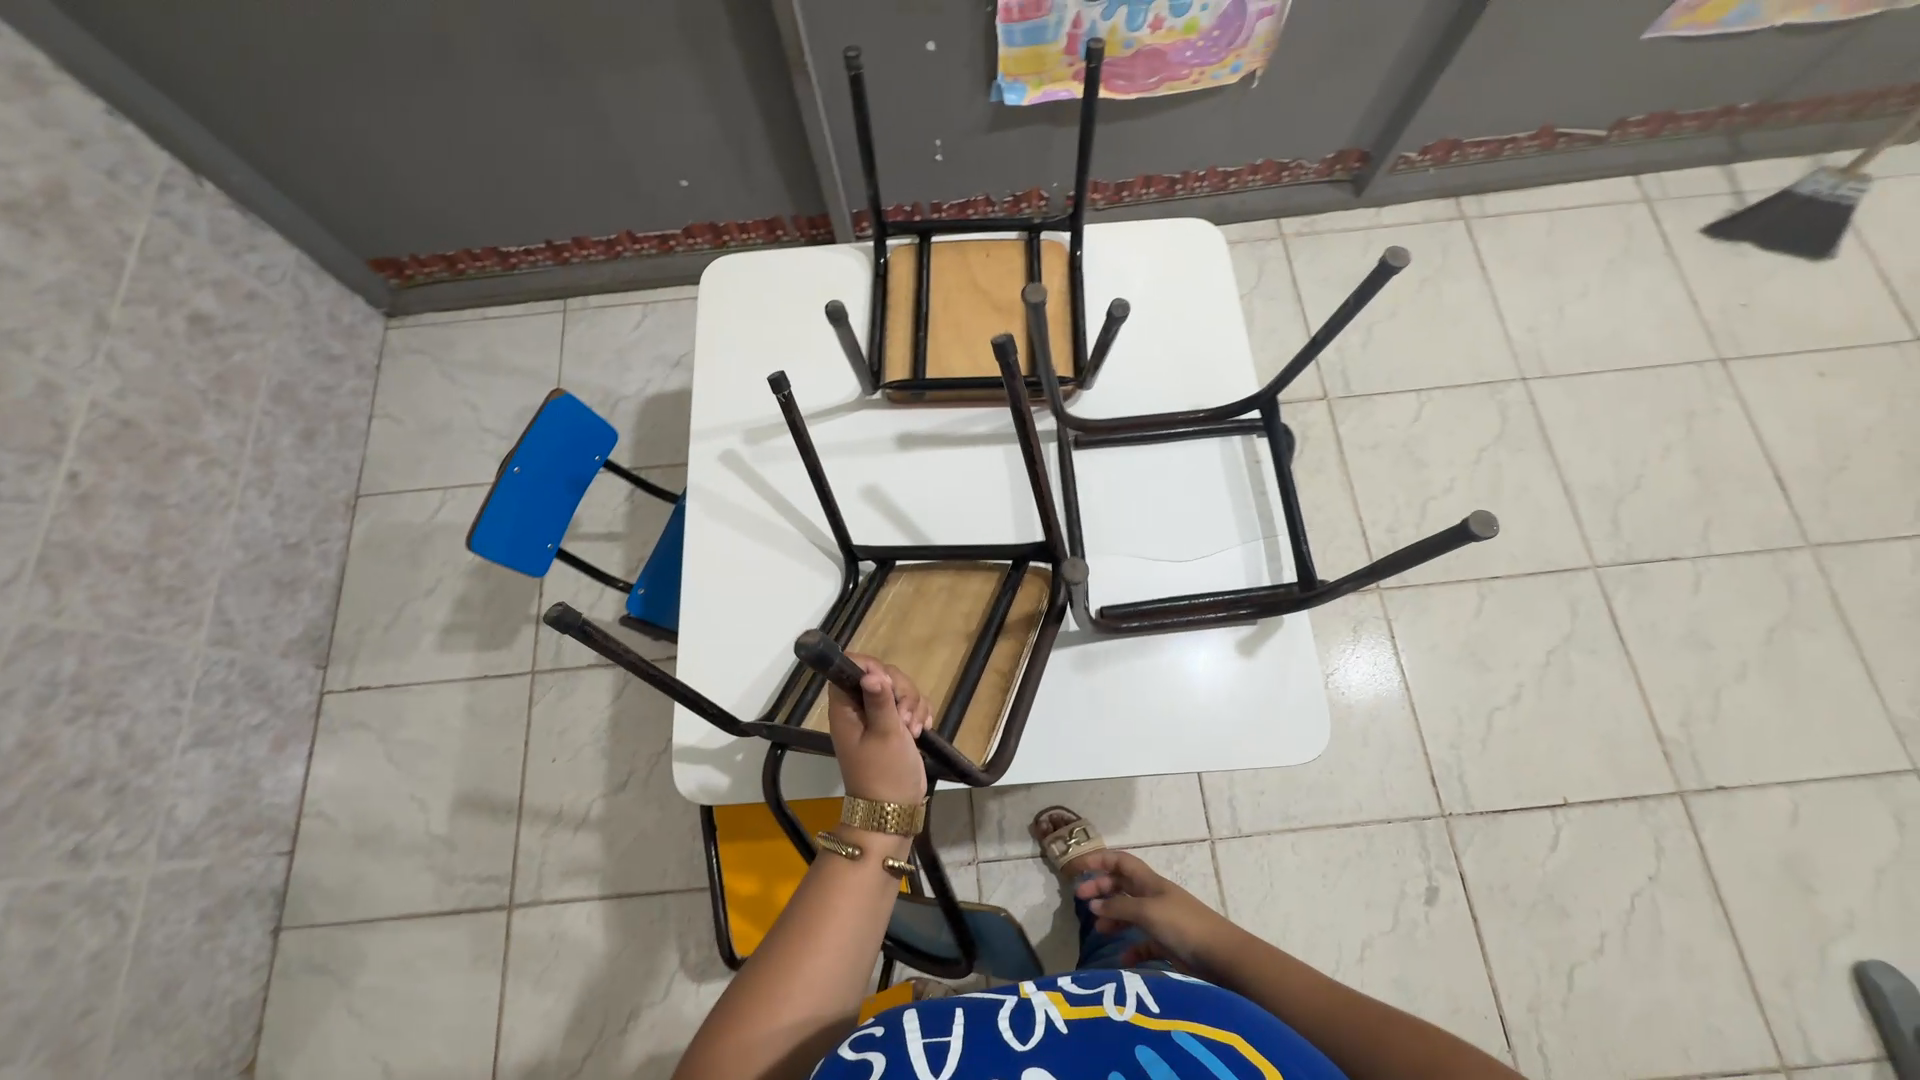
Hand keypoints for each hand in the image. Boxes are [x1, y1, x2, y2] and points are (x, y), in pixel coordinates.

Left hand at [826, 654, 931, 804]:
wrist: (894, 810)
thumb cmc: (885, 773)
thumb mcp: (885, 734)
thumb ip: (879, 701)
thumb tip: (870, 673)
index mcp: (846, 708)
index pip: (850, 668)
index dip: (871, 668)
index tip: (888, 684)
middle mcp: (859, 708)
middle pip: (882, 675)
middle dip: (901, 691)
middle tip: (904, 719)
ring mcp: (878, 717)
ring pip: (900, 689)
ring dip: (913, 706)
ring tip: (913, 731)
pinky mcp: (895, 725)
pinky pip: (910, 705)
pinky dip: (919, 714)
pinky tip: (922, 730)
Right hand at [1073, 850, 1242, 975]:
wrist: (1220, 955)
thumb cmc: (1182, 925)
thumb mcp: (1147, 911)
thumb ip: (1119, 906)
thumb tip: (1094, 905)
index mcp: (1149, 882)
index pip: (1121, 862)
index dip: (1100, 860)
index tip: (1078, 867)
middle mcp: (1152, 897)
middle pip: (1121, 886)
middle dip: (1101, 889)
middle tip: (1081, 900)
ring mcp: (1160, 920)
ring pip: (1129, 913)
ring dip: (1112, 918)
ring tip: (1098, 930)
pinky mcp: (1166, 944)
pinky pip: (1142, 943)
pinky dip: (1130, 949)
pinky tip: (1122, 959)